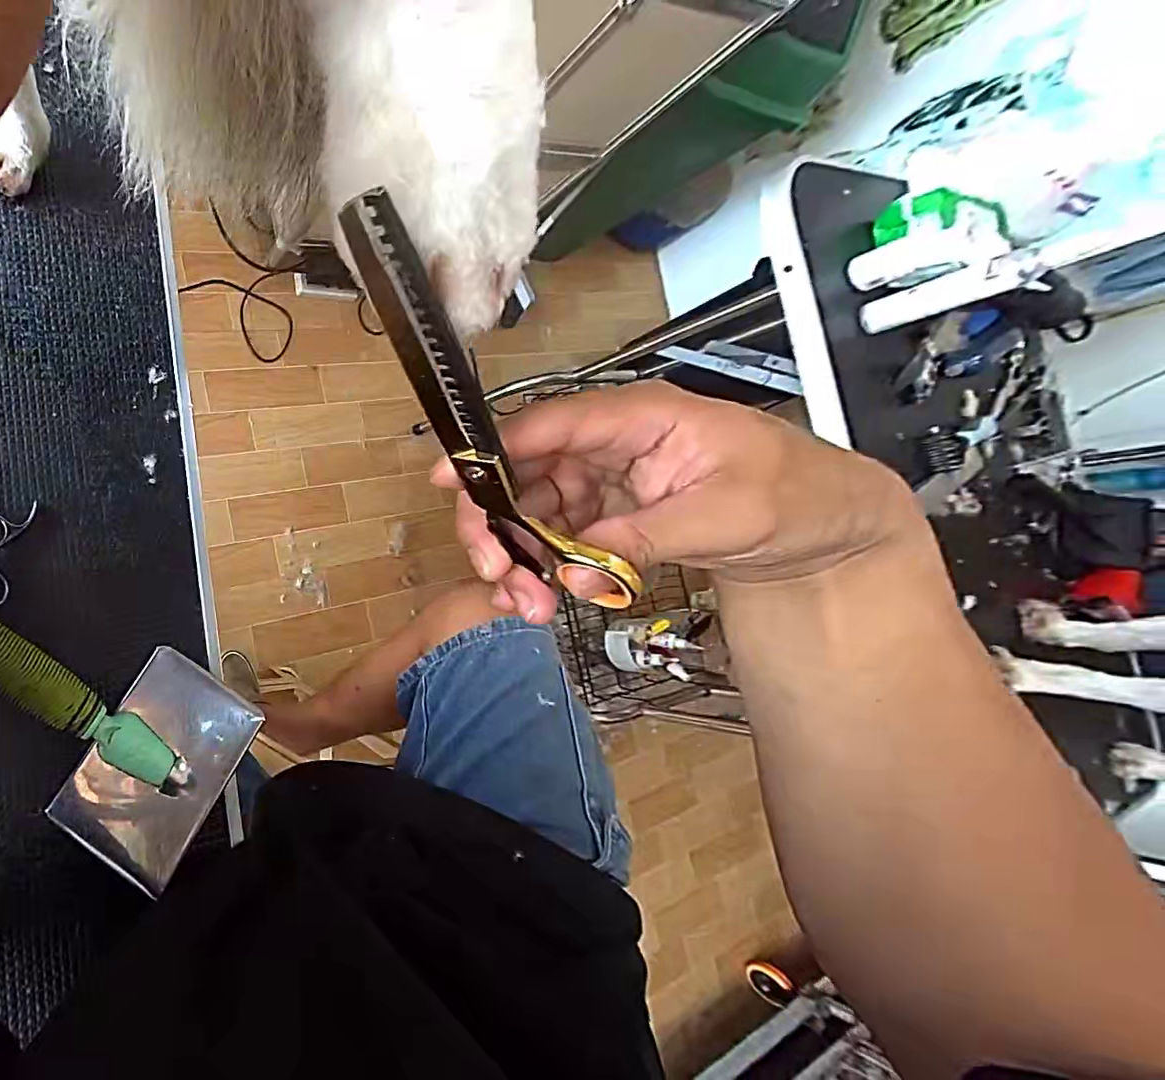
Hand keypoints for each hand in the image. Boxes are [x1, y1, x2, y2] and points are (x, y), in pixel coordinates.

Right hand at [430, 382, 920, 620]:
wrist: (818, 531)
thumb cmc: (793, 496)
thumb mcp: (728, 515)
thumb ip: (645, 535)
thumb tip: (578, 566)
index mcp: (635, 419)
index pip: (547, 426)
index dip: (492, 450)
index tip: (449, 479)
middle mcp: (601, 446)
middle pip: (517, 474)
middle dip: (494, 523)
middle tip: (495, 569)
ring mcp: (593, 481)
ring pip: (522, 513)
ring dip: (513, 558)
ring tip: (527, 603)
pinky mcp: (592, 513)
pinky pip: (545, 539)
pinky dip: (534, 570)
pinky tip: (538, 598)